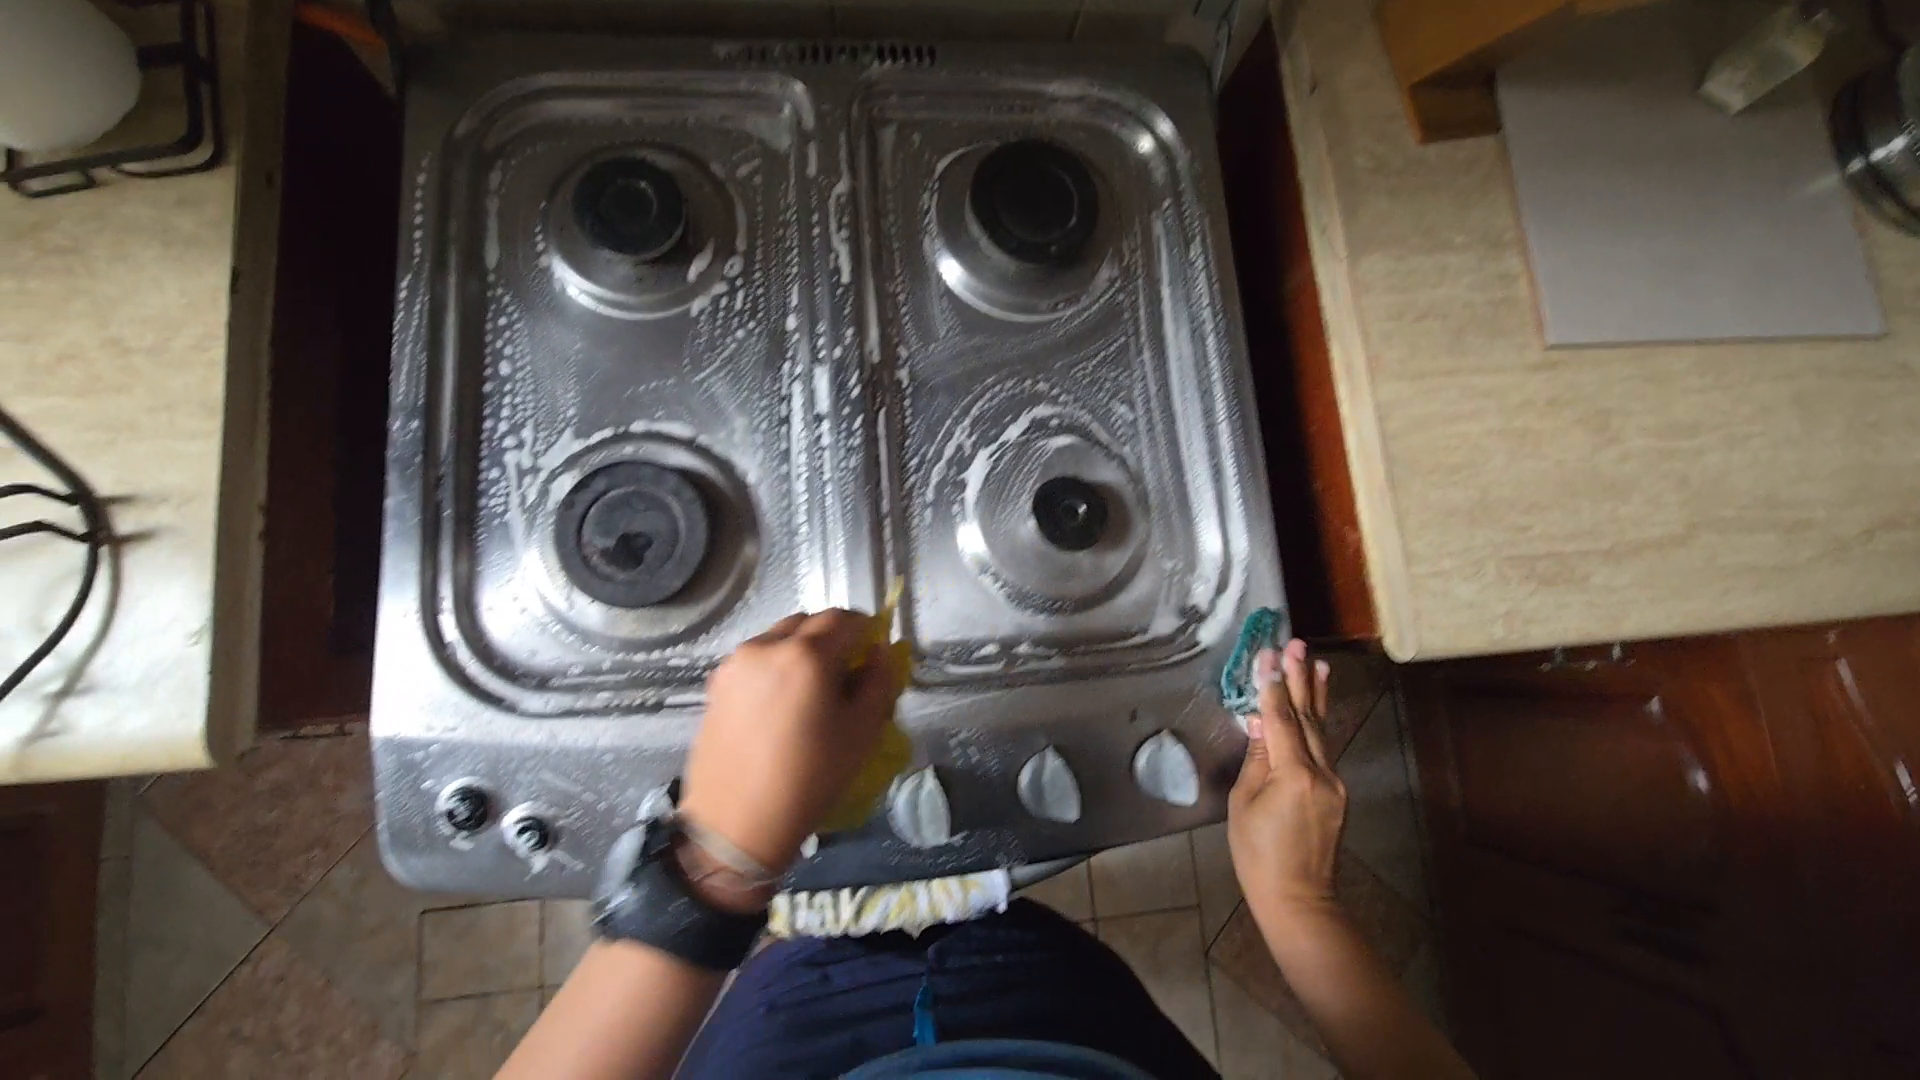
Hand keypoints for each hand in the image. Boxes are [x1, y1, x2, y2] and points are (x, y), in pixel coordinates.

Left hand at [678, 610, 899, 873]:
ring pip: (779, 638)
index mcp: (807, 654)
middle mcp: (766, 646)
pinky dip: (774, 667)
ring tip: (809, 692)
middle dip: (832, 638)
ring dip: (800, 650)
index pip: (845, 617)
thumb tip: (880, 652)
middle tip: (844, 675)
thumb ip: (880, 681)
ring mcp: (735, 663)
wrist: (736, 825)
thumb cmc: (809, 779)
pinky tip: (779, 706)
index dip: (866, 630)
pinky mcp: (716, 684)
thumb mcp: (863, 732)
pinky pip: (755, 660)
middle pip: (808, 622)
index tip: (873, 655)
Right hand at [1227, 639, 1344, 927]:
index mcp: (1293, 774)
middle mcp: (1321, 772)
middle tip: (1296, 643)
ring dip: (1316, 695)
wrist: (1297, 897)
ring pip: (1320, 730)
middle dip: (1300, 678)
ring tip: (1317, 663)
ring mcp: (1334, 782)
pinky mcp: (1336, 792)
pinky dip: (1316, 723)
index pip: (1280, 718)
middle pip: (1307, 717)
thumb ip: (1256, 758)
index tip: (1267, 653)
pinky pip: (1323, 748)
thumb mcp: (1243, 803)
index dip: (1272, 684)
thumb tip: (1259, 722)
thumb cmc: (1257, 853)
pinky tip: (1313, 708)